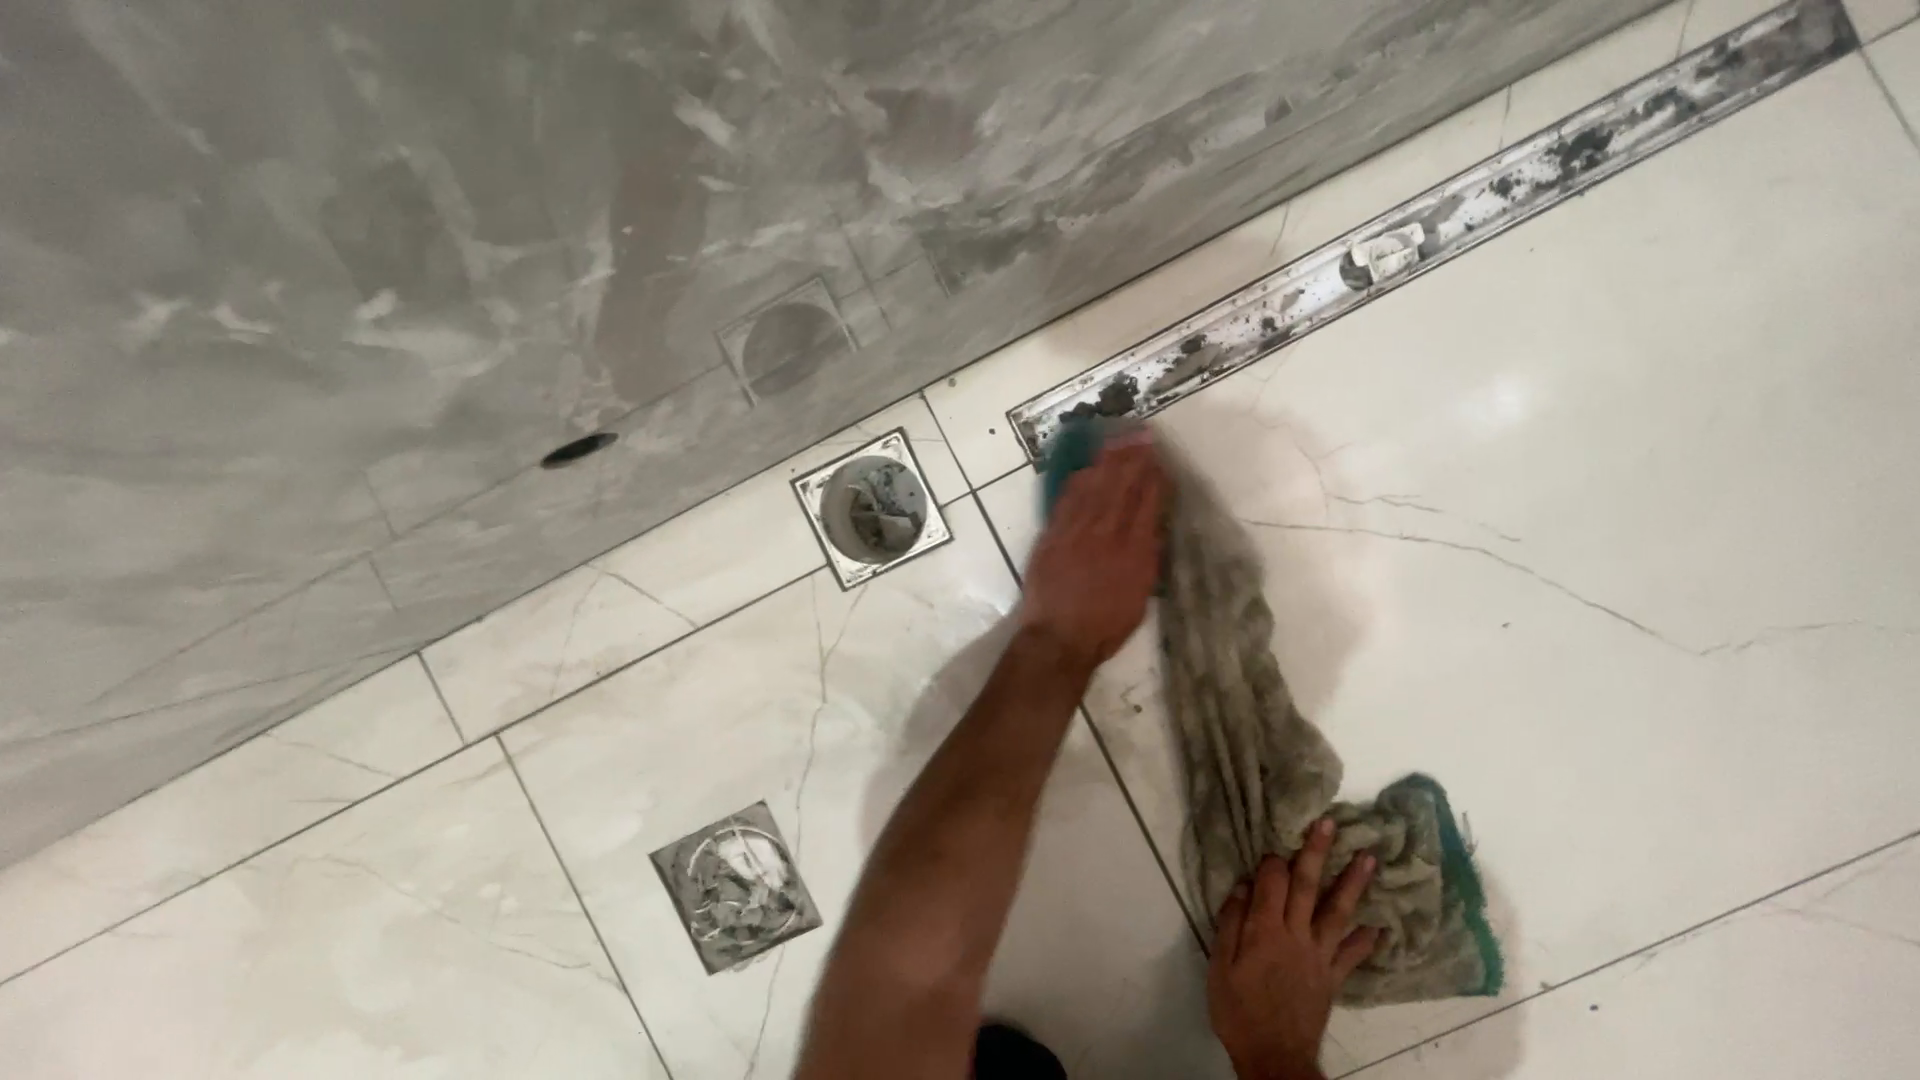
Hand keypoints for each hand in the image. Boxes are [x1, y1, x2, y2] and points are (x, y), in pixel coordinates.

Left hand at [1020, 431, 1167, 672]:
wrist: (1058, 638)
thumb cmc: (1104, 627)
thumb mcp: (1140, 597)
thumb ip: (1147, 559)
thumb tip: (1152, 529)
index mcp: (1134, 551)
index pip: (1147, 503)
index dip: (1154, 478)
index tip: (1159, 459)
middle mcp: (1106, 534)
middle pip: (1121, 487)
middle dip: (1133, 458)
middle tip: (1142, 434)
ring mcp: (1076, 532)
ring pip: (1094, 487)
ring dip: (1107, 461)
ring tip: (1118, 440)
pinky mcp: (1052, 536)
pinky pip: (1066, 500)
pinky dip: (1078, 481)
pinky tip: (1086, 467)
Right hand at [1208, 819, 1380, 1079]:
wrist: (1274, 1057)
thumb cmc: (1238, 1009)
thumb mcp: (1220, 966)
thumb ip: (1231, 924)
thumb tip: (1242, 887)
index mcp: (1265, 930)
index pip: (1272, 883)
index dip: (1272, 860)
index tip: (1272, 843)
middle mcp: (1297, 935)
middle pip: (1309, 887)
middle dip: (1318, 852)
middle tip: (1331, 823)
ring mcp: (1320, 956)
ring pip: (1339, 912)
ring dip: (1354, 883)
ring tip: (1369, 859)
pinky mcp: (1333, 977)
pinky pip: (1353, 954)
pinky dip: (1367, 939)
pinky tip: (1380, 925)